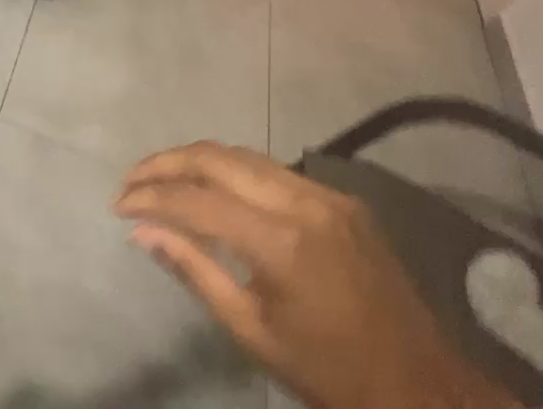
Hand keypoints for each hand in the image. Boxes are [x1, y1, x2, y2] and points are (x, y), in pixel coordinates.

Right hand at [115, 142, 515, 408]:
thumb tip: (141, 232)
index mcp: (281, 242)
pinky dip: (233, 173)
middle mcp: (304, 202)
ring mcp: (328, 195)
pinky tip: (214, 191)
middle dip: (166, 163)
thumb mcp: (252, 331)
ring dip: (197, 162)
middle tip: (131, 181)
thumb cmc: (330, 373)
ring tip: (161, 180)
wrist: (424, 388)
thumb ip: (194, 271)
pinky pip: (273, 171)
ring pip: (244, 156)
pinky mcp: (342, 200)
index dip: (150, 197)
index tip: (118, 205)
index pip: (196, 200)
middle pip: (217, 158)